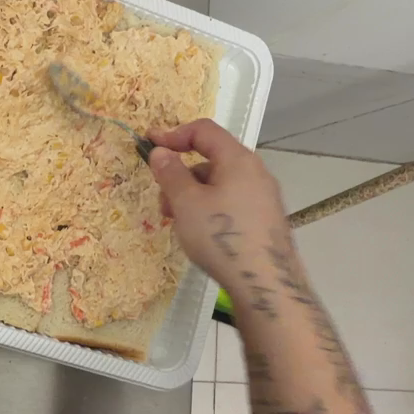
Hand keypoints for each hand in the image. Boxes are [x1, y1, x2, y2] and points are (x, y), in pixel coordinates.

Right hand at [146, 119, 291, 285]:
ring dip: (192, 195)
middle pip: (211, 158)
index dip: (173, 134)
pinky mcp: (264, 218)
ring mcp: (263, 196)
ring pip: (219, 183)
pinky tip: (200, 234)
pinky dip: (209, 208)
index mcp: (238, 159)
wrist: (265, 282)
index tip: (149, 146)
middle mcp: (255, 172)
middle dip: (180, 174)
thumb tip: (160, 151)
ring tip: (178, 223)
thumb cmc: (221, 236)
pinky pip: (230, 201)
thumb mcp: (186, 203)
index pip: (204, 131)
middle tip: (163, 199)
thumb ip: (170, 173)